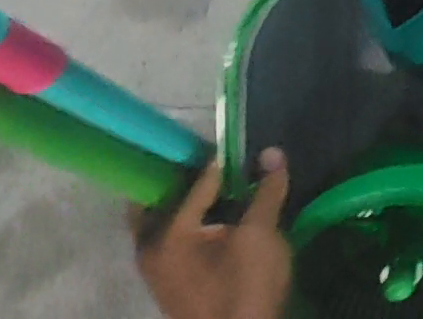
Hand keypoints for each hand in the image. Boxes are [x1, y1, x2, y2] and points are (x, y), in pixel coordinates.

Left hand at [133, 148, 292, 318]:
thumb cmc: (244, 285)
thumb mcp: (260, 233)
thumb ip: (265, 191)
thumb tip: (272, 152)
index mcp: (168, 235)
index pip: (194, 182)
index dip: (218, 158)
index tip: (234, 137)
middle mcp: (150, 248)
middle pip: (155, 199)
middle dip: (179, 174)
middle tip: (208, 153)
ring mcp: (157, 266)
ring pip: (161, 216)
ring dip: (184, 195)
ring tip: (217, 176)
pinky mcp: (171, 276)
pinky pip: (170, 232)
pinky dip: (188, 214)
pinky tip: (217, 207)